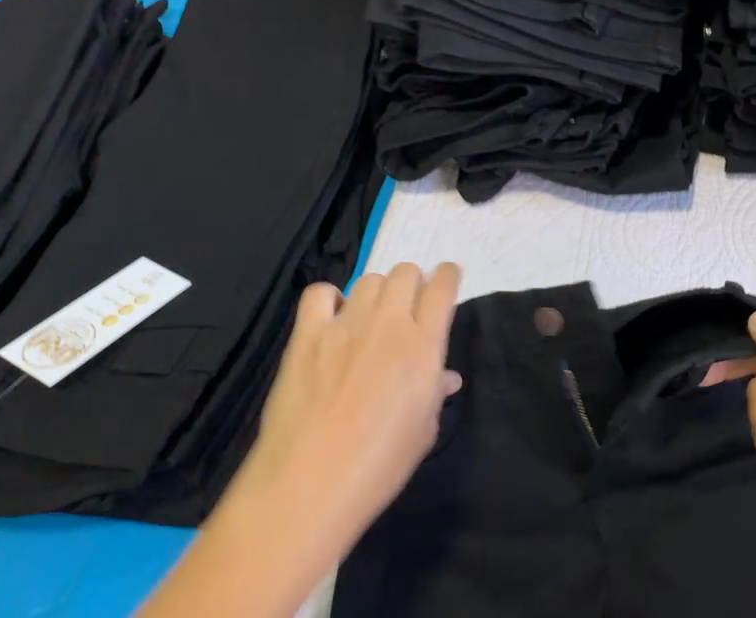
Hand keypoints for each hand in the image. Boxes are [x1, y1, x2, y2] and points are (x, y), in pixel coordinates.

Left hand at [217, 263, 462, 564]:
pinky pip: (319, 294)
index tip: (447, 278)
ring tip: (372, 315)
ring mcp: (345, 326)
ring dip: (378, 292)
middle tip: (408, 306)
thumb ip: (435, 394)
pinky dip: (330, 298)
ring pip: (369, 280)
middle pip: (405, 273)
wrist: (309, 483)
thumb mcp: (423, 432)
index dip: (448, 276)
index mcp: (423, 346)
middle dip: (412, 283)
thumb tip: (446, 377)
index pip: (442, 288)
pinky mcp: (307, 336)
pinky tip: (332, 318)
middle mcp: (389, 325)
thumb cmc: (379, 465)